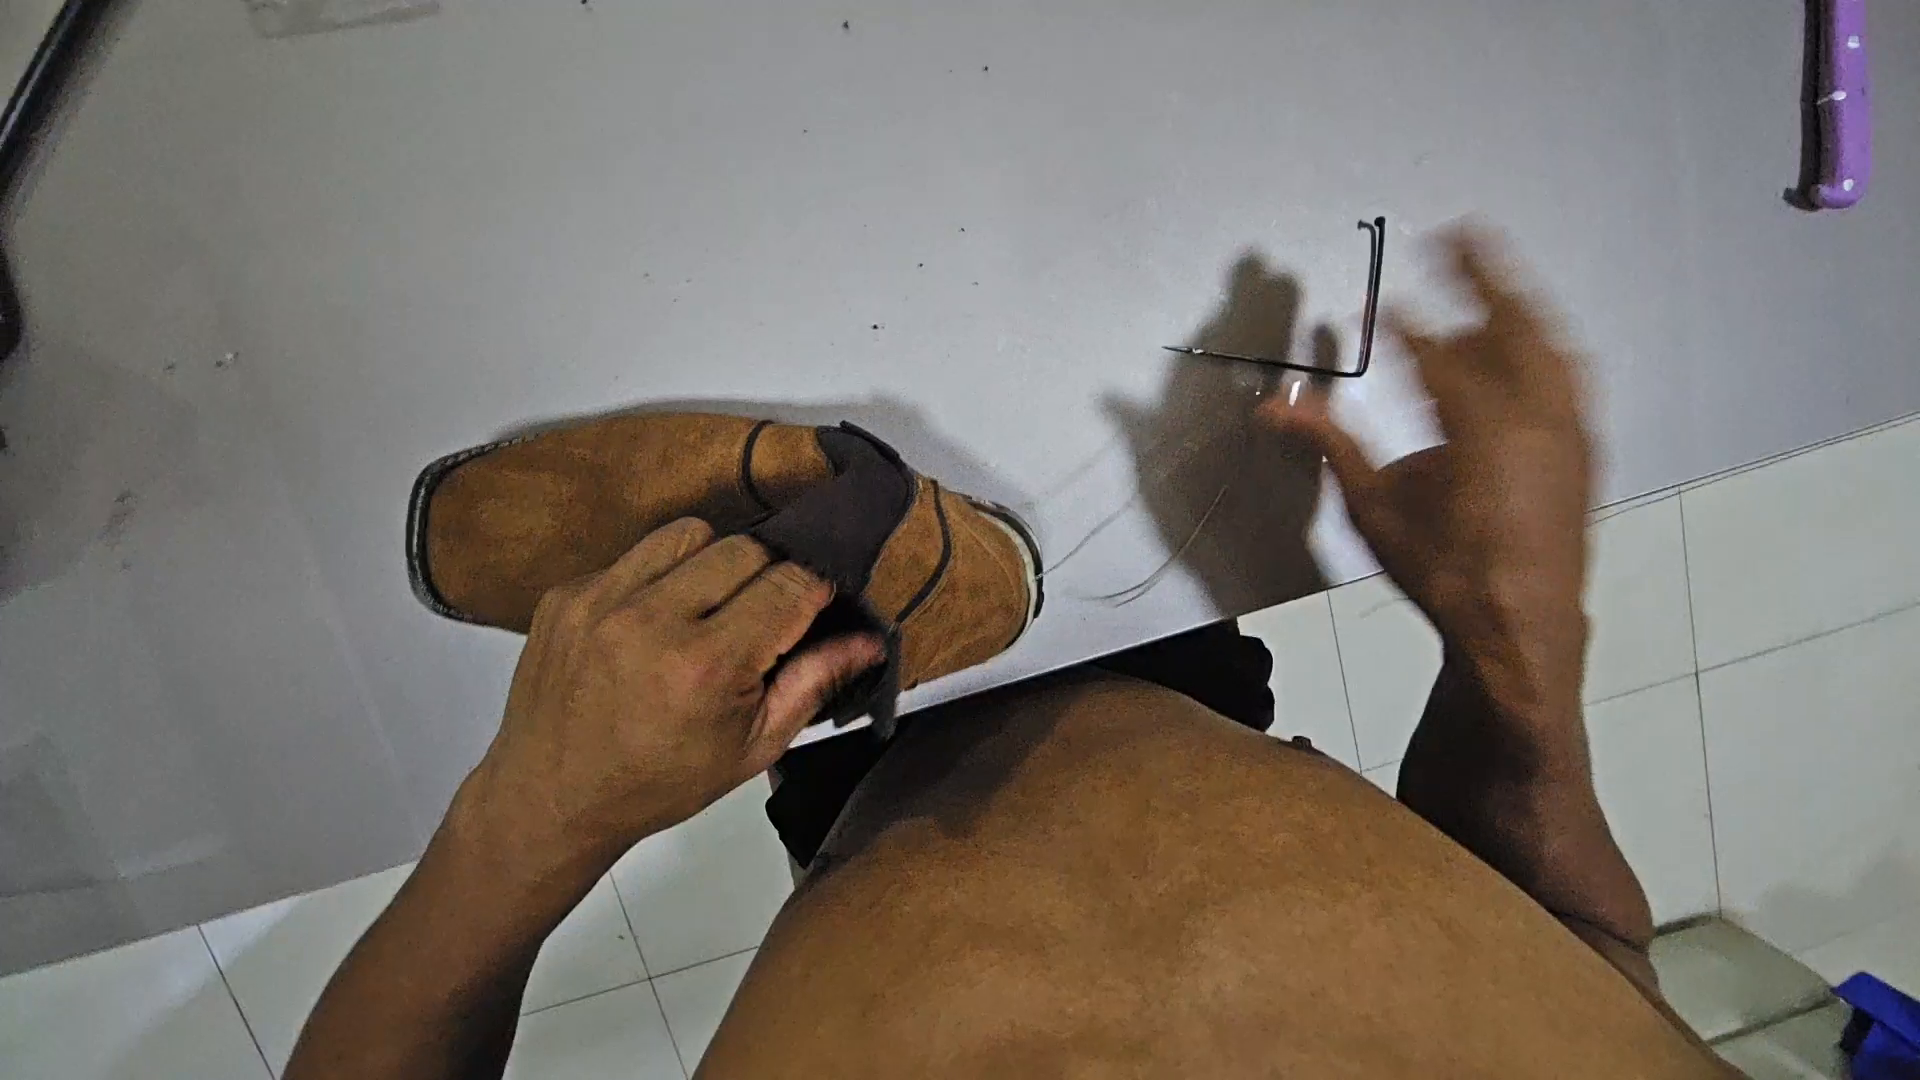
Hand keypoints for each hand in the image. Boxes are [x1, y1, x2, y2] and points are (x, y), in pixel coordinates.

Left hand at [455, 518, 885, 880]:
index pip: (791, 585)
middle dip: (771, 573)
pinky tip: (658, 618)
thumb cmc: (660, 781)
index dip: (817, 587)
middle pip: (747, 548)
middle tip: (766, 612)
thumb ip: (816, 682)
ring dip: (717, 560)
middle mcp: (651, 621)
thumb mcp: (754, 746)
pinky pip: (638, 553)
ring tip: (711, 605)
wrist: (549, 798)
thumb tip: (871, 640)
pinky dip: (663, 574)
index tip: (820, 600)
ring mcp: (601, 600)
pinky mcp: (568, 593)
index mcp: (706, 666)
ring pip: (692, 532)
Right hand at [1263, 225, 1593, 714]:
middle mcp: (1538, 417)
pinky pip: (1568, 376)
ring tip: (1491, 280)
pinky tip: (1527, 348)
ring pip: (1549, 345)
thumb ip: (1328, 444)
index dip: (1399, 325)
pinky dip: (1543, 347)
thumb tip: (1277, 407)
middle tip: (1458, 233)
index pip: (1434, 353)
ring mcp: (1571, 430)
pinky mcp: (1583, 447)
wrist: (1518, 624)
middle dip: (1483, 274)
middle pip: (1513, 324)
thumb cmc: (1442, 570)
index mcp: (1482, 429)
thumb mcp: (1372, 508)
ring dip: (1518, 306)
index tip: (1371, 305)